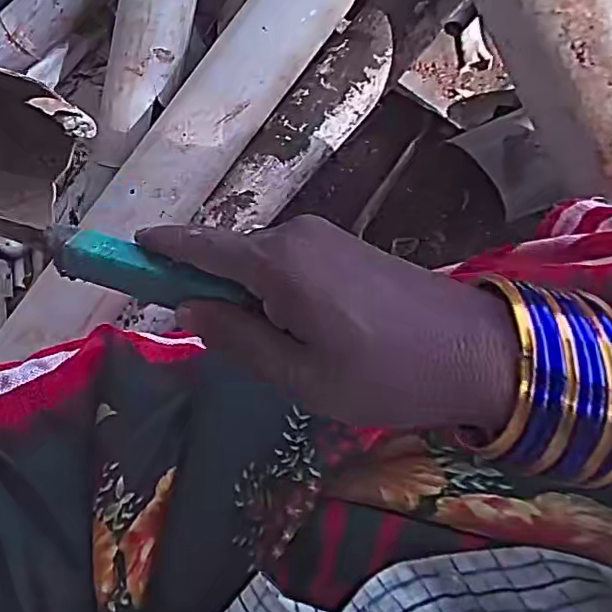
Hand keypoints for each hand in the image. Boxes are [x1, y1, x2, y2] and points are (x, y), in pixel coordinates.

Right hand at [137, 216, 517, 431]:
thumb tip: (186, 309)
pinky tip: (296, 326)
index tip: (125, 249)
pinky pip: (283, 261)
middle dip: (204, 285)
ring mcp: (320, 235)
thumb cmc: (386, 373)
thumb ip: (234, 339)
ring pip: (254, 260)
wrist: (485, 351)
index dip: (157, 249)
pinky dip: (268, 286)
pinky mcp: (340, 244)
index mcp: (277, 264)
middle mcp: (293, 235)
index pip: (197, 247)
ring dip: (242, 292)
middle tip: (215, 335)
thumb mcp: (300, 377)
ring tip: (274, 345)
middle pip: (224, 254)